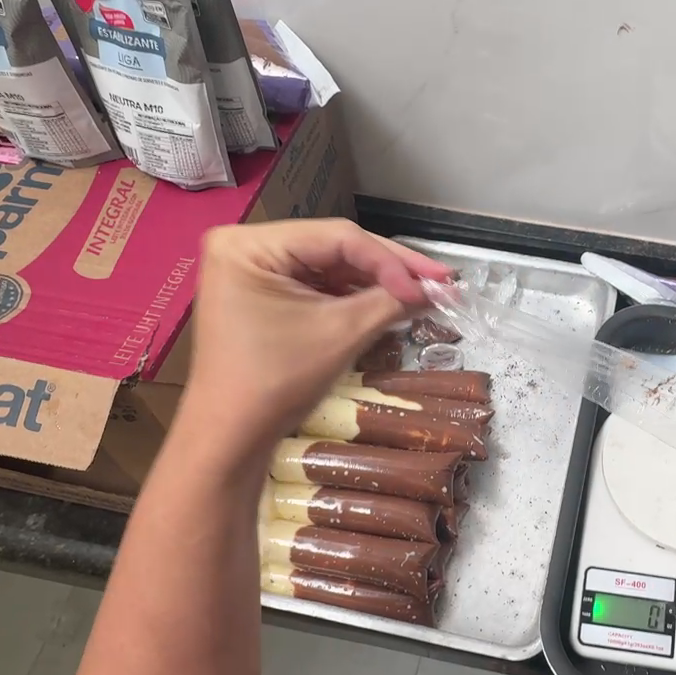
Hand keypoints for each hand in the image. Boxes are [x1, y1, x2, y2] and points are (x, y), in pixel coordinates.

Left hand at [181, 219, 450, 455]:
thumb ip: (392, 301)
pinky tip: (392, 302)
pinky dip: (354, 297)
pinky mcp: (264, 296)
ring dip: (377, 283)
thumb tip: (439, 289)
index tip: (436, 285)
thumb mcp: (341, 333)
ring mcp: (254, 272)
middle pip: (335, 248)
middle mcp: (246, 246)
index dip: (392, 261)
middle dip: (390, 269)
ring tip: (426, 294)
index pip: (338, 237)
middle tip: (443, 281)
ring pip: (331, 267)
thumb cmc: (277, 382)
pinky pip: (318, 286)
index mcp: (250, 244)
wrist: (232, 437)